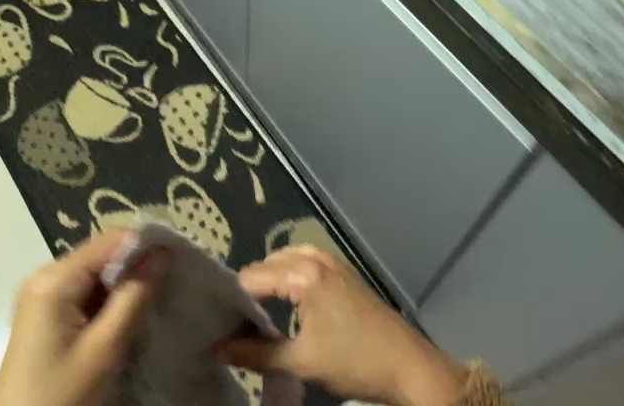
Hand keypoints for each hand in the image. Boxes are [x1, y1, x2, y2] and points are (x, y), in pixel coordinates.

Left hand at [0, 232, 159, 405]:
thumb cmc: (61, 397)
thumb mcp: (104, 349)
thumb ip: (133, 296)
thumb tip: (161, 252)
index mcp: (53, 279)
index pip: (109, 240)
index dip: (145, 243)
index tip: (179, 255)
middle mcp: (43, 277)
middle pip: (100, 256)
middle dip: (135, 265)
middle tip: (172, 280)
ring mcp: (41, 297)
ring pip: (93, 276)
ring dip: (123, 285)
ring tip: (156, 296)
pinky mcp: (44, 317)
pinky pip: (82, 294)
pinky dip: (106, 301)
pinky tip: (128, 315)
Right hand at [216, 246, 467, 405]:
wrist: (407, 366)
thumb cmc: (354, 362)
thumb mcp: (301, 362)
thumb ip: (255, 353)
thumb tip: (215, 349)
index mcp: (304, 274)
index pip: (252, 278)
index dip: (232, 301)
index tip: (218, 322)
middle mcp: (315, 258)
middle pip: (267, 264)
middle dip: (249, 289)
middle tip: (234, 321)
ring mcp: (332, 261)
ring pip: (286, 260)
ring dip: (270, 281)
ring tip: (257, 314)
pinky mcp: (343, 270)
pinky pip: (305, 261)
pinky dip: (289, 275)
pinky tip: (286, 301)